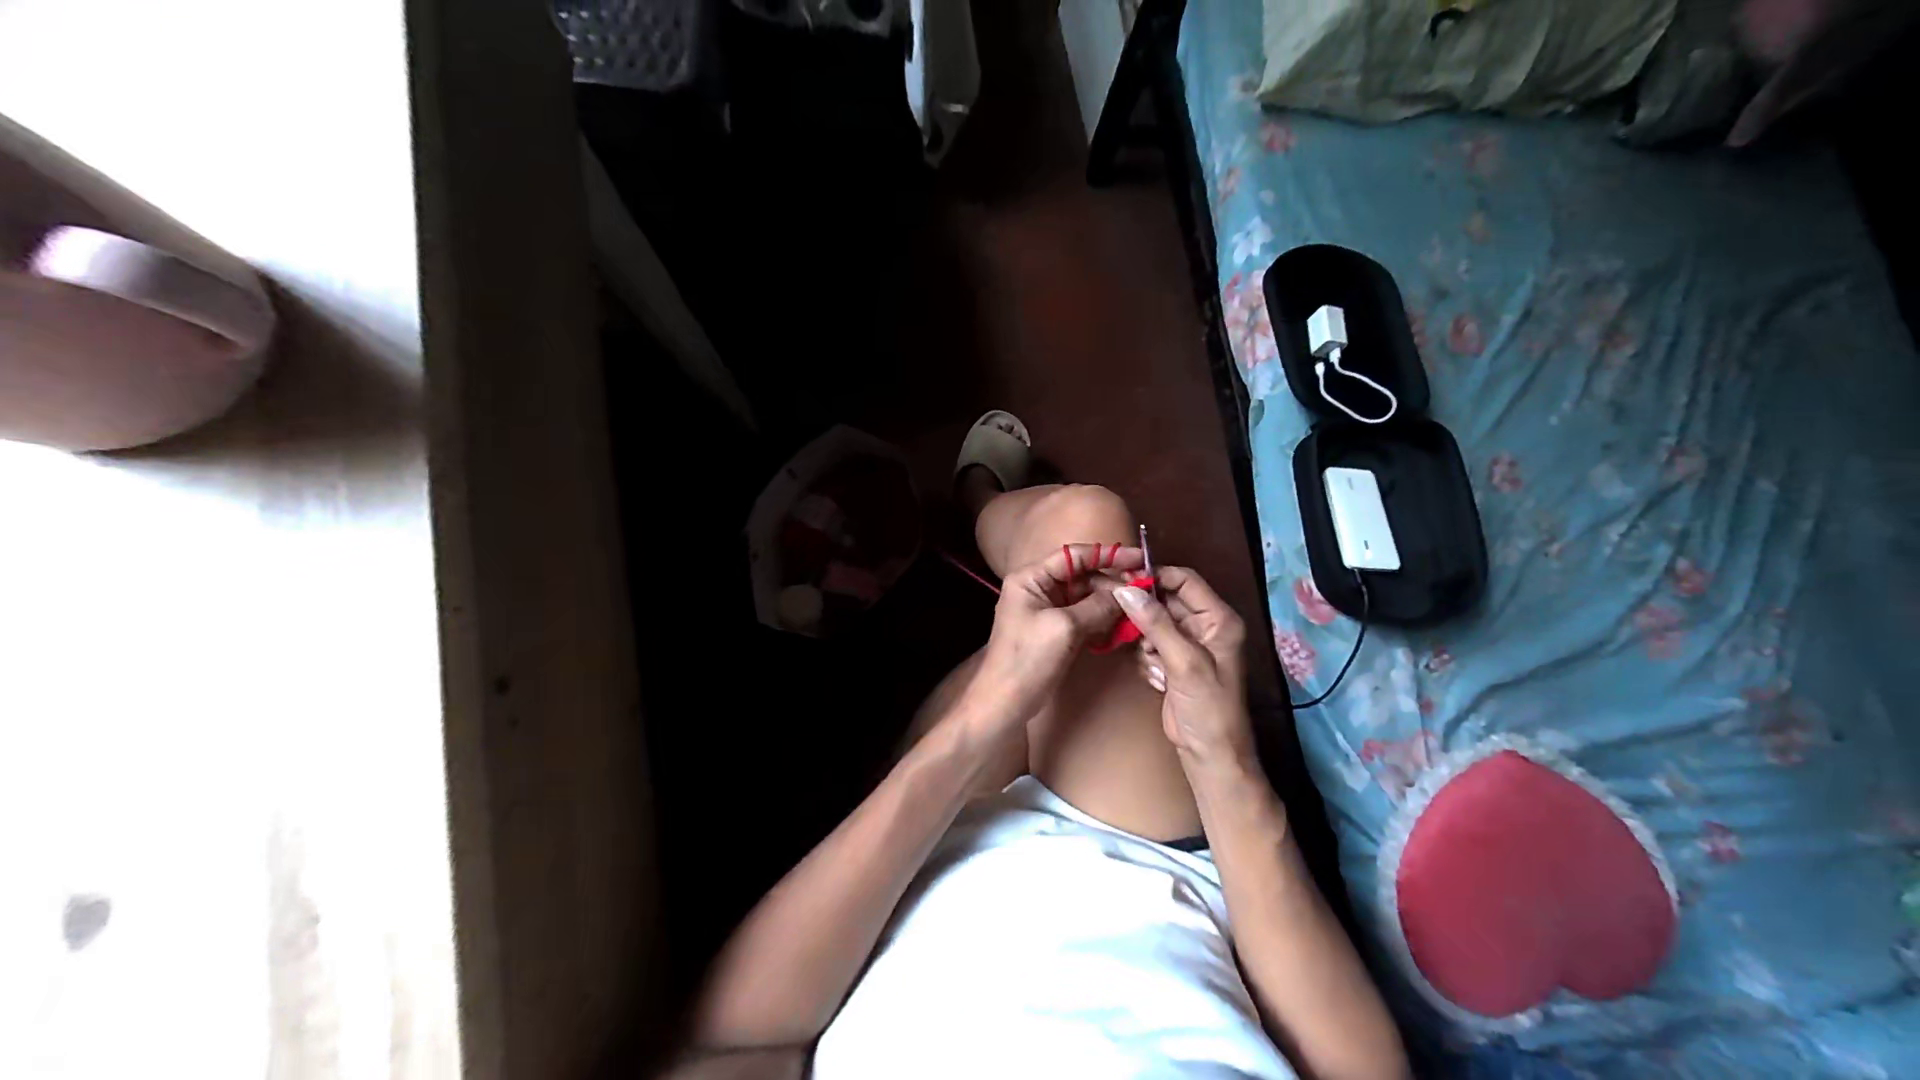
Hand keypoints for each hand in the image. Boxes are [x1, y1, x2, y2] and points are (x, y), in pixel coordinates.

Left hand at [969, 542, 1143, 729]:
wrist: (1005, 702)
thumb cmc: (1027, 659)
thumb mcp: (1064, 627)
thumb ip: (1097, 606)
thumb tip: (1127, 594)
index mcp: (1031, 578)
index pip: (1074, 555)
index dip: (1108, 554)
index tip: (1140, 559)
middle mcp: (1039, 589)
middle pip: (1083, 576)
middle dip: (1113, 583)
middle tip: (1145, 592)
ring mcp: (1048, 611)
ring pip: (1087, 597)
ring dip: (1111, 604)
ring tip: (1137, 611)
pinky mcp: (1057, 631)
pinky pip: (1085, 617)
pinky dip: (1103, 620)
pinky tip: (1122, 628)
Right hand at [1113, 567, 1253, 765]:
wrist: (1210, 753)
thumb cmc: (1209, 707)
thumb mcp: (1183, 661)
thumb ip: (1155, 623)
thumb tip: (1125, 590)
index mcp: (1219, 619)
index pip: (1185, 581)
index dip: (1156, 576)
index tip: (1123, 580)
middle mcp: (1205, 627)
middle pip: (1166, 601)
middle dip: (1145, 611)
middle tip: (1118, 614)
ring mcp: (1189, 645)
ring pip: (1153, 623)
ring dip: (1145, 639)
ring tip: (1152, 662)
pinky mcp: (1174, 662)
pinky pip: (1150, 644)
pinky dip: (1147, 657)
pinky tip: (1156, 678)